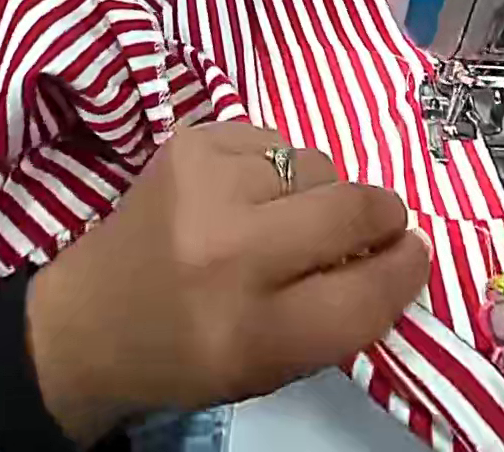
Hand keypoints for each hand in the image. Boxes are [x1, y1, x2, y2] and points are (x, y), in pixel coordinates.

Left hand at [24, 122, 430, 445]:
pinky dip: (277, 165)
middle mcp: (228, 250)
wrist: (87, 316)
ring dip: (319, 189)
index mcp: (248, 332)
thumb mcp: (268, 366)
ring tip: (284, 213)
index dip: (404, 270)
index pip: (363, 295)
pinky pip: (275, 137)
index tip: (415, 251)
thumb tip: (399, 249)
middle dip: (381, 212)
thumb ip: (340, 314)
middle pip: (349, 208)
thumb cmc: (187, 351)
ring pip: (316, 162)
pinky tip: (245, 189)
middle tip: (379, 219)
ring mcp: (206, 182)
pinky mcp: (191, 140)